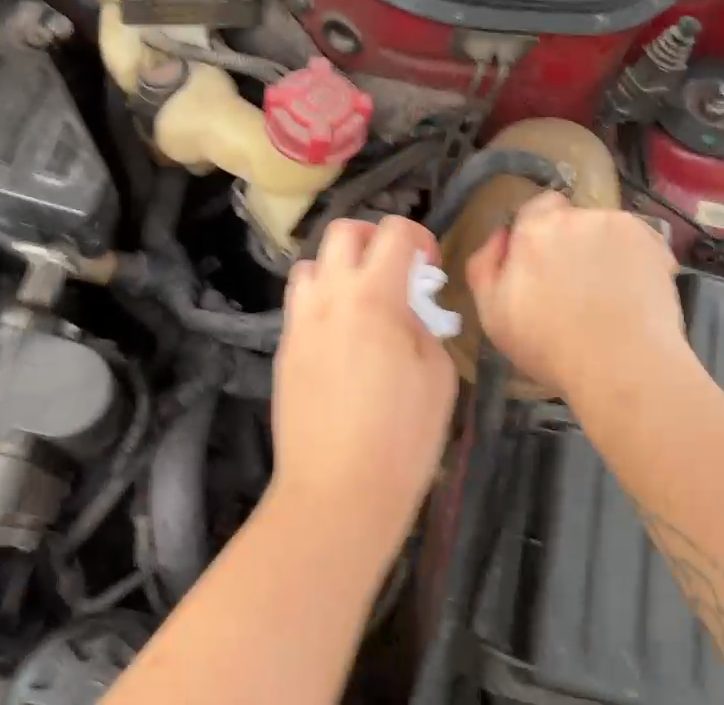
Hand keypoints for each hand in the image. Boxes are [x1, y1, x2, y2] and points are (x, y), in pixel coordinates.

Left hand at [269, 216, 458, 542]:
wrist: (337, 491)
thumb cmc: (403, 437)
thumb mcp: (439, 376)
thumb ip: (423, 327)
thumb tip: (408, 312)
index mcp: (374, 296)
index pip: (394, 232)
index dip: (418, 237)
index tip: (430, 267)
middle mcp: (329, 297)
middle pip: (342, 232)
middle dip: (373, 238)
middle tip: (395, 272)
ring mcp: (300, 323)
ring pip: (310, 264)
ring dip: (339, 268)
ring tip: (362, 302)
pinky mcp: (284, 350)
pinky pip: (299, 304)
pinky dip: (321, 301)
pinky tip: (341, 338)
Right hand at [464, 191, 694, 397]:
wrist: (622, 368)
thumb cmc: (550, 347)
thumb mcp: (492, 315)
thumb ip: (484, 266)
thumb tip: (501, 235)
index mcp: (533, 231)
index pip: (535, 209)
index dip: (538, 235)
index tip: (543, 266)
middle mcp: (576, 217)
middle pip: (572, 220)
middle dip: (571, 243)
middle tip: (575, 284)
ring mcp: (619, 226)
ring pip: (605, 231)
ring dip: (603, 250)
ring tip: (609, 293)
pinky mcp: (654, 242)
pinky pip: (638, 242)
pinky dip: (635, 259)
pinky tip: (634, 292)